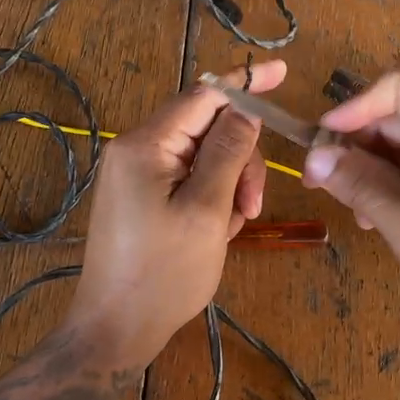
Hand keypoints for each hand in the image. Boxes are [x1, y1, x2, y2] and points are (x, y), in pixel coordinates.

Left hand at [71, 60, 286, 362]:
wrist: (116, 328)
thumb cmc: (164, 274)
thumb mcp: (206, 210)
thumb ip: (228, 153)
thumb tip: (246, 108)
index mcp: (144, 145)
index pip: (203, 96)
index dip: (245, 83)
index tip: (283, 71)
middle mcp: (134, 149)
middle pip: (204, 128)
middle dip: (239, 159)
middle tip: (253, 205)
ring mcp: (134, 175)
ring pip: (200, 157)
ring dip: (228, 185)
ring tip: (232, 229)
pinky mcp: (139, 197)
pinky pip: (185, 180)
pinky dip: (209, 199)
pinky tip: (216, 232)